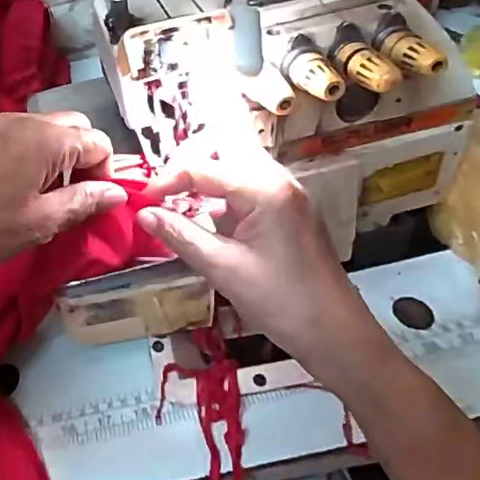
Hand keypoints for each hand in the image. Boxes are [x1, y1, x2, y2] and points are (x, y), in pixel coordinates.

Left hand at [0, 112, 126, 306]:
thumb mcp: (41, 222)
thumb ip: (85, 201)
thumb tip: (119, 193)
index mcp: (46, 137)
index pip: (98, 141)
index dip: (106, 173)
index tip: (94, 204)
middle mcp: (23, 120)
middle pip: (74, 127)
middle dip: (84, 158)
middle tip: (72, 199)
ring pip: (45, 131)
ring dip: (58, 156)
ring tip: (43, 198)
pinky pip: (19, 136)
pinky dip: (32, 156)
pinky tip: (15, 191)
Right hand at [135, 150, 384, 371]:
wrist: (335, 332)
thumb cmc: (281, 302)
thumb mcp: (223, 269)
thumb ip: (181, 236)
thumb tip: (144, 214)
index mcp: (265, 189)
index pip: (205, 168)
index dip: (168, 180)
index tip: (144, 199)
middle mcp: (280, 180)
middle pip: (227, 148)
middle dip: (192, 164)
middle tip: (166, 191)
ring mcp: (288, 193)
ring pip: (240, 165)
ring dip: (209, 178)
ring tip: (181, 203)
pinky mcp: (290, 210)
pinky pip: (252, 186)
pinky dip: (226, 194)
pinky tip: (209, 219)